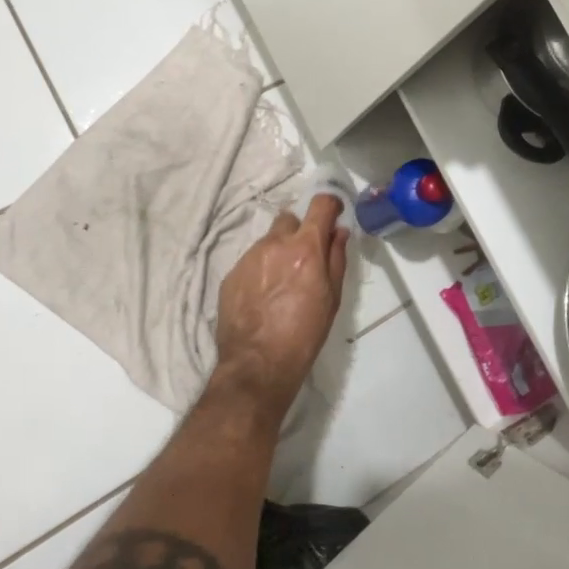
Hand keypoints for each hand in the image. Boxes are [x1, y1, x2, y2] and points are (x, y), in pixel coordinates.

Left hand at [212, 194, 349, 420]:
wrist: (257, 365)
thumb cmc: (305, 334)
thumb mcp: (332, 297)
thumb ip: (337, 258)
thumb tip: (338, 231)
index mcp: (305, 248)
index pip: (320, 204)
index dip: (330, 204)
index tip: (334, 213)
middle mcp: (275, 244)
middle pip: (290, 218)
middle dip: (300, 230)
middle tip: (305, 257)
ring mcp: (249, 258)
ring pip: (269, 240)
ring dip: (279, 251)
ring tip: (282, 283)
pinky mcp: (230, 274)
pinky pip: (251, 260)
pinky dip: (261, 269)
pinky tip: (264, 295)